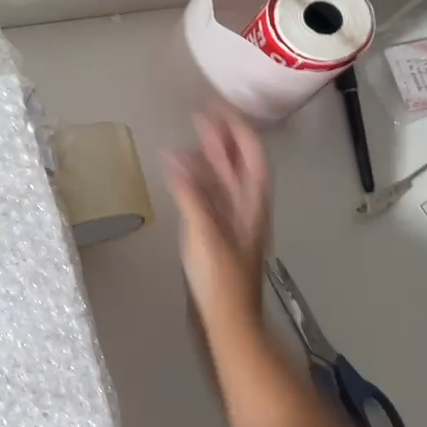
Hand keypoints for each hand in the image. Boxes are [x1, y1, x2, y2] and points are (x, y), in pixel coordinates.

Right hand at [160, 110, 271, 328]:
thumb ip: (191, 195)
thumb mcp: (205, 234)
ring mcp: (230, 220)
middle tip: (198, 116)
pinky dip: (193, 182)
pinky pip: (206, 198)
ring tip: (186, 140)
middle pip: (237, 165)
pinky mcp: (214, 234)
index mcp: (252, 203)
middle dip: (220, 139)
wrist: (227, 318)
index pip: (250, 156)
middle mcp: (244, 206)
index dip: (236, 130)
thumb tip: (175, 158)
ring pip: (221, 181)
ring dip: (206, 159)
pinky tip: (179, 175)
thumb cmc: (221, 279)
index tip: (217, 108)